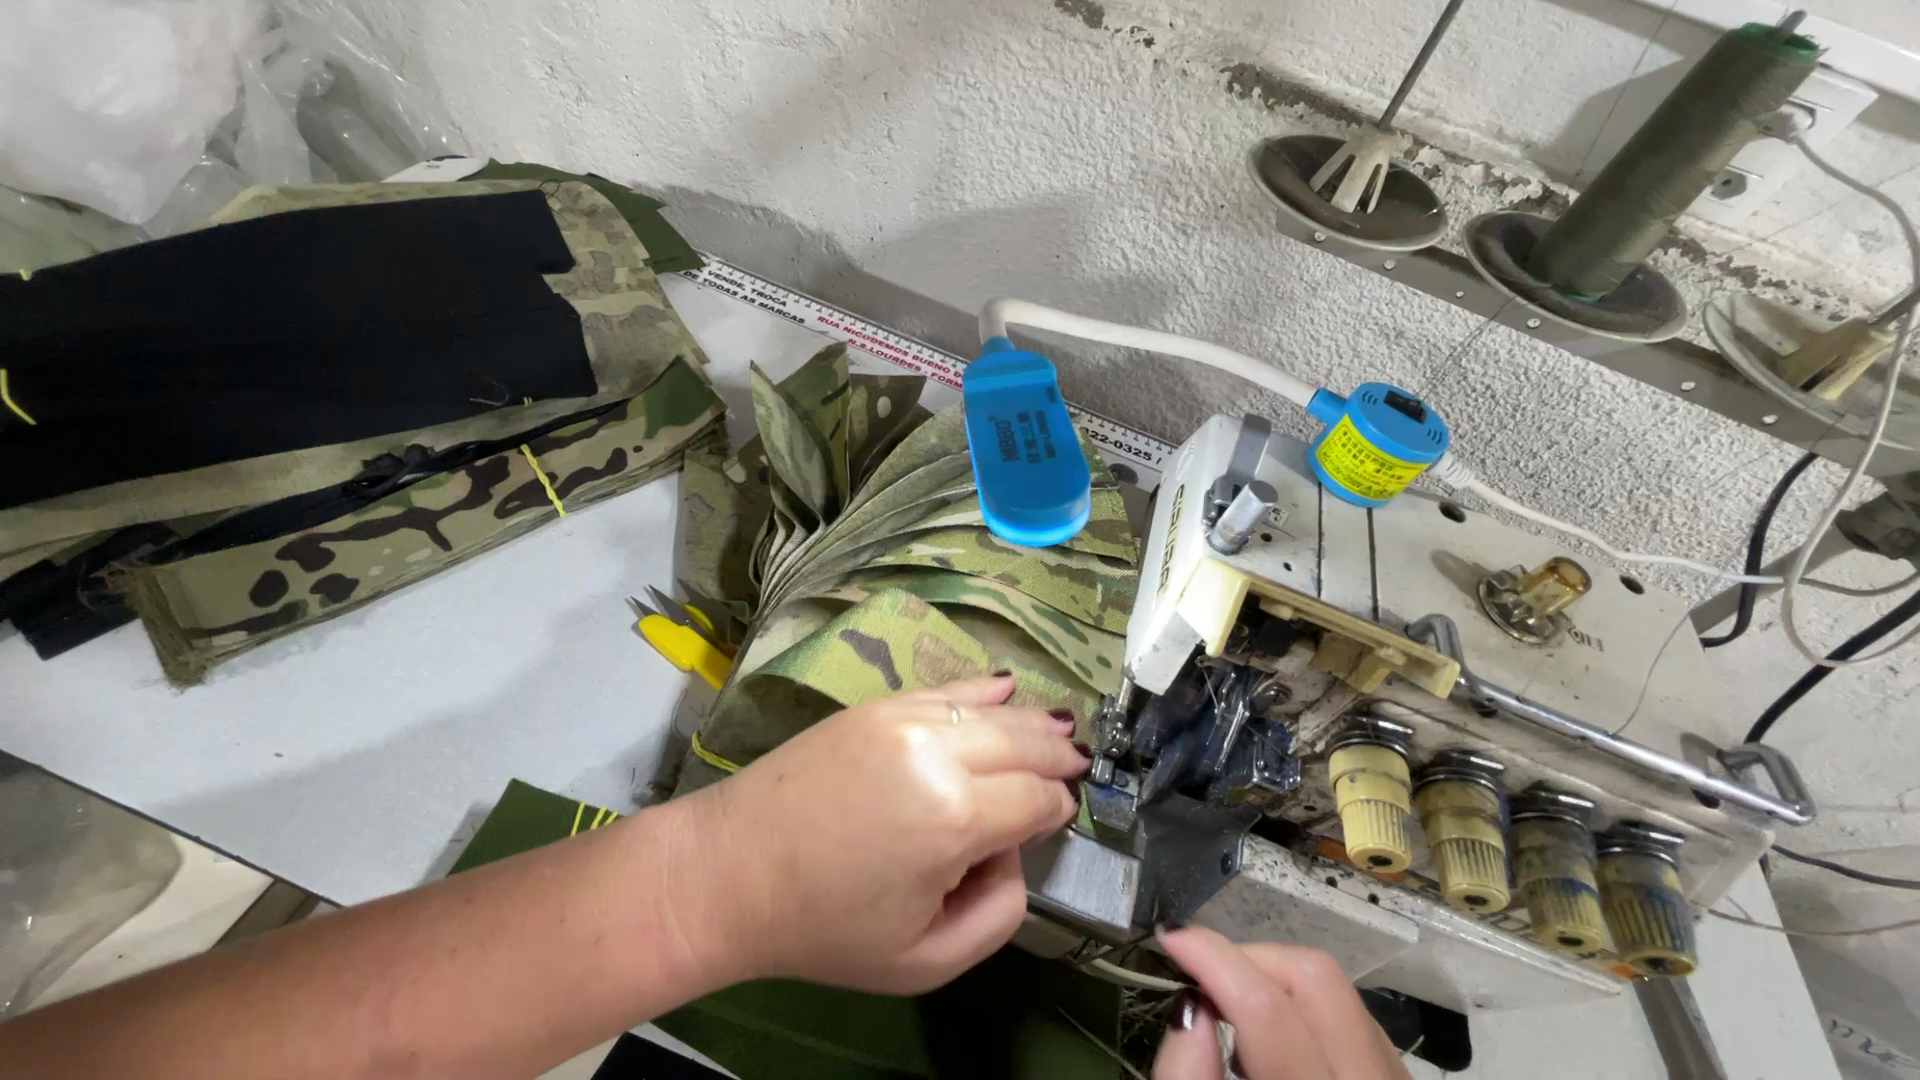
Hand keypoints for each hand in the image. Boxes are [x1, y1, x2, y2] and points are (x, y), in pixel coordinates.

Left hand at [683, 674, 1087, 994]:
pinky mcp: (876, 705)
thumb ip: (999, 914)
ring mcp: (904, 719)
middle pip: (1025, 742)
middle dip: (1058, 756)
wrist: (731, 872)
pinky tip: (1007, 685)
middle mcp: (939, 753)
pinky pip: (946, 689)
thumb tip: (1014, 850)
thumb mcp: (925, 961)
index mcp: (955, 818)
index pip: (1038, 799)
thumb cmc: (827, 928)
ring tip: (1059, 730)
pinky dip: (983, 688)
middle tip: (1078, 767)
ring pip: (993, 709)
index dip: (1058, 809)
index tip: (1059, 820)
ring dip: (1032, 721)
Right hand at [1154, 927, 1409, 1079]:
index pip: (1270, 1010)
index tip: (1171, 939)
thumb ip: (1187, 1079)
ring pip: (1339, 992)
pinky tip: (1275, 1043)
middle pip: (1316, 977)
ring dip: (1274, 982)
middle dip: (1247, 960)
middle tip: (1202, 980)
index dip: (1213, 961)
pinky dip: (1303, 1008)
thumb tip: (1187, 1005)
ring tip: (1233, 1019)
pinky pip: (1354, 1018)